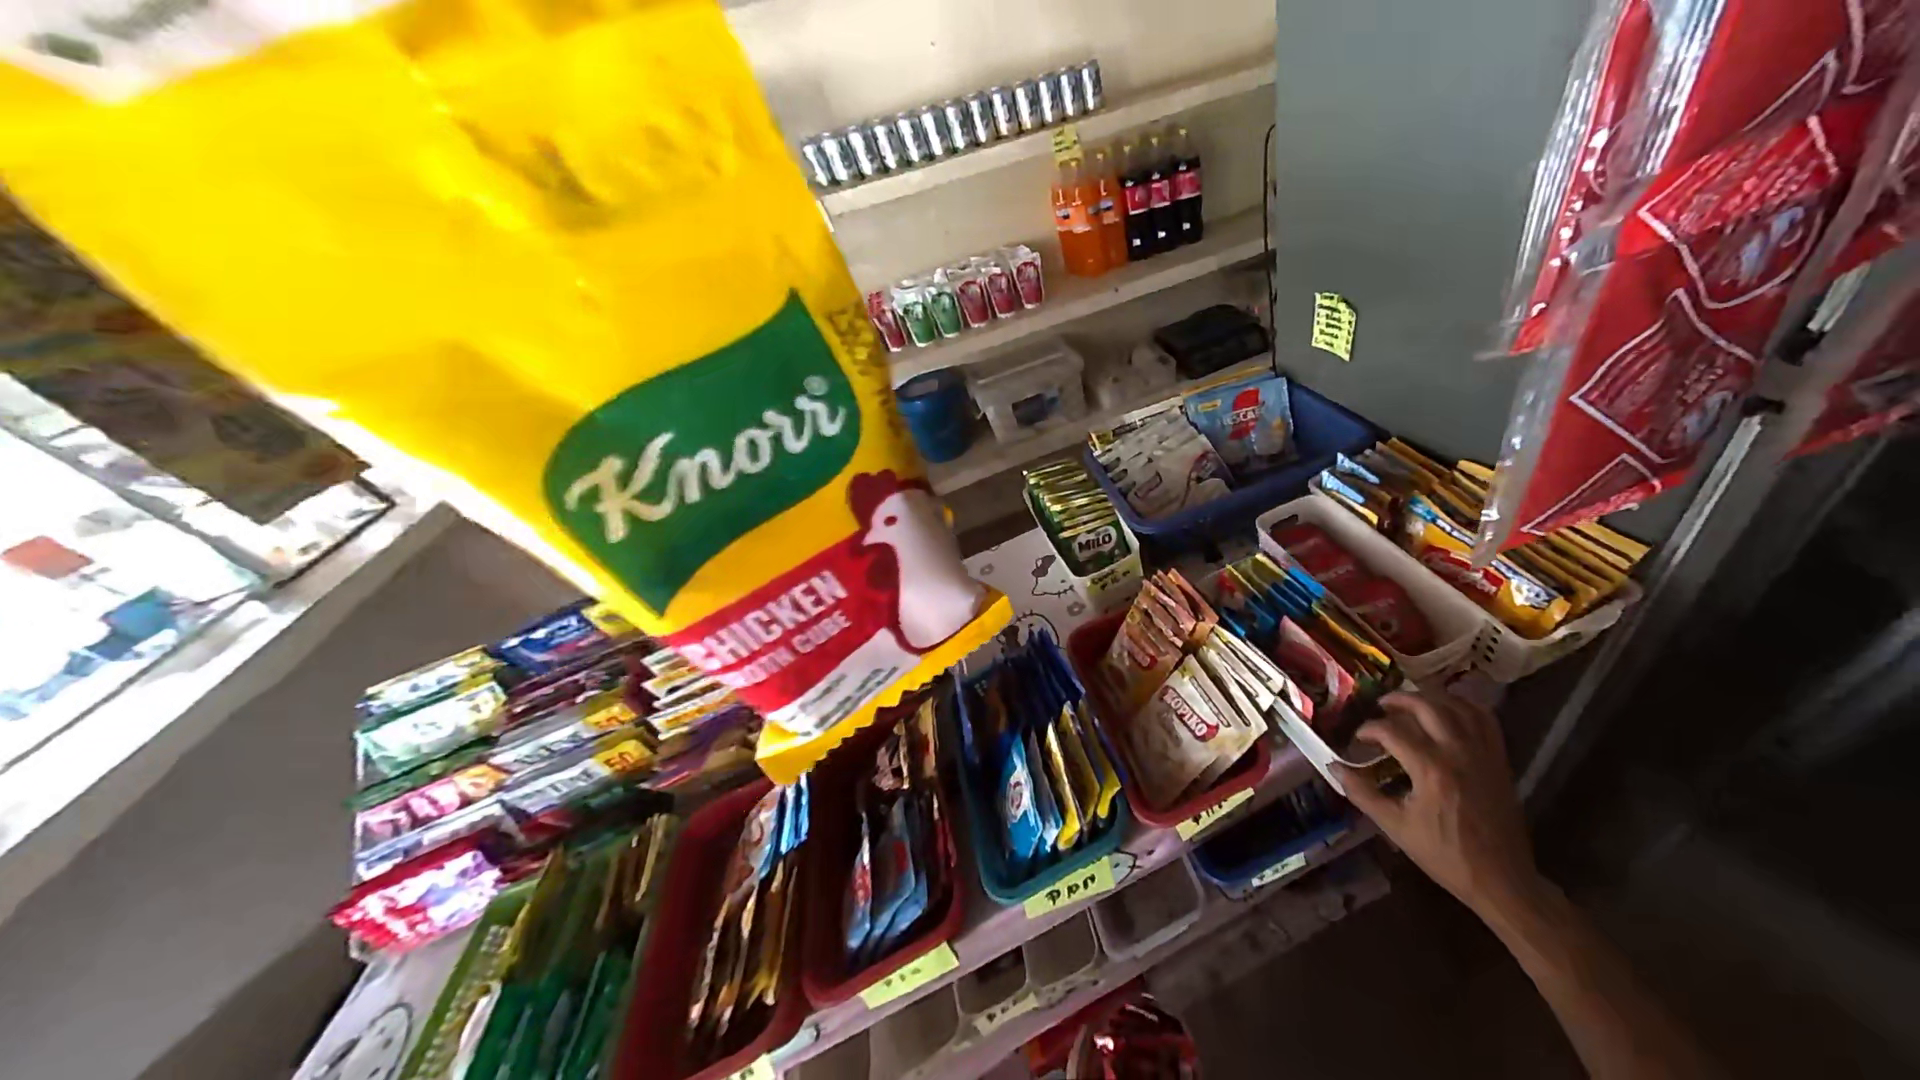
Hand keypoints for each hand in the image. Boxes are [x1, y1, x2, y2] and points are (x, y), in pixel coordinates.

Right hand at [1334, 690, 1542, 917]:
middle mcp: (1459, 753)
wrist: (1502, 880)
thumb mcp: (1395, 826)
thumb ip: (1362, 792)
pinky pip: (1485, 720)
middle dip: (1398, 700)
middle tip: (1380, 706)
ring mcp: (1483, 754)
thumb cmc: (1445, 854)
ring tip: (1411, 703)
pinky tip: (1448, 712)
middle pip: (1426, 706)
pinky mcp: (1499, 761)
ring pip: (1458, 707)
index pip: (1392, 731)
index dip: (1369, 729)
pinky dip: (1464, 708)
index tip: (1358, 739)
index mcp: (1431, 769)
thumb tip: (1333, 766)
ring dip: (1431, 698)